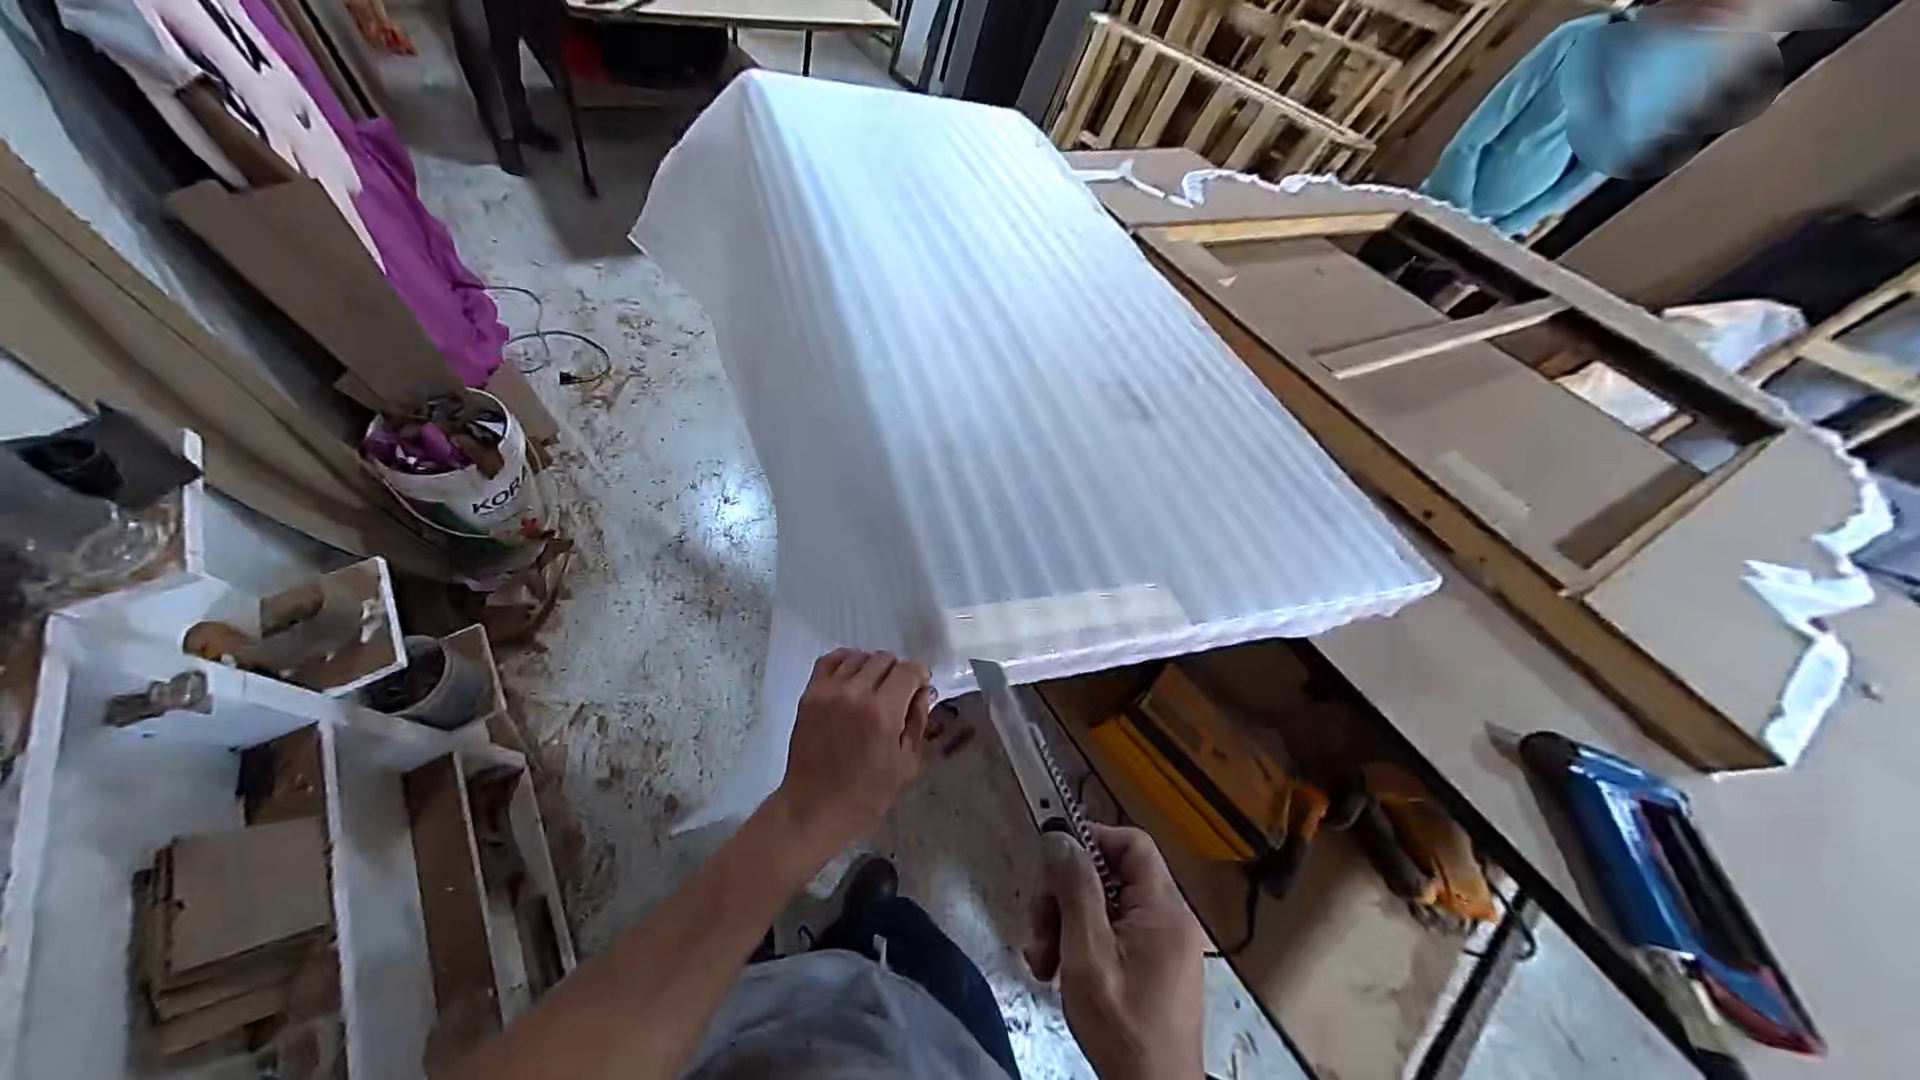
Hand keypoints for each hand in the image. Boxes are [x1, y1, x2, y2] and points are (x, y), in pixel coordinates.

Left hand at [773, 649, 932, 854]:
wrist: (815, 808)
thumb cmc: (867, 794)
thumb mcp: (908, 764)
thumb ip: (919, 721)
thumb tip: (922, 692)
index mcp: (883, 711)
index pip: (909, 670)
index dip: (920, 677)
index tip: (919, 691)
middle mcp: (855, 692)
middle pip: (885, 659)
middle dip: (898, 674)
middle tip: (896, 696)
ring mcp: (828, 691)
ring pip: (860, 657)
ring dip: (872, 668)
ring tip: (873, 690)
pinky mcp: (809, 694)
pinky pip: (830, 660)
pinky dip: (846, 661)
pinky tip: (852, 678)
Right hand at [1026, 824, 1204, 1079]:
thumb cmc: (1122, 1028)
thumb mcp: (1088, 954)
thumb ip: (1075, 890)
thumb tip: (1061, 838)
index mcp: (1163, 908)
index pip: (1131, 843)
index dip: (1090, 841)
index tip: (1055, 866)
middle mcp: (1168, 918)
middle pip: (1111, 875)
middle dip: (1066, 894)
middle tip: (1040, 928)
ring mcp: (1162, 943)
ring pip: (1105, 905)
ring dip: (1066, 923)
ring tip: (1045, 959)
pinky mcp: (1153, 966)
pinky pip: (1113, 932)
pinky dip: (1082, 944)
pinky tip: (1061, 970)